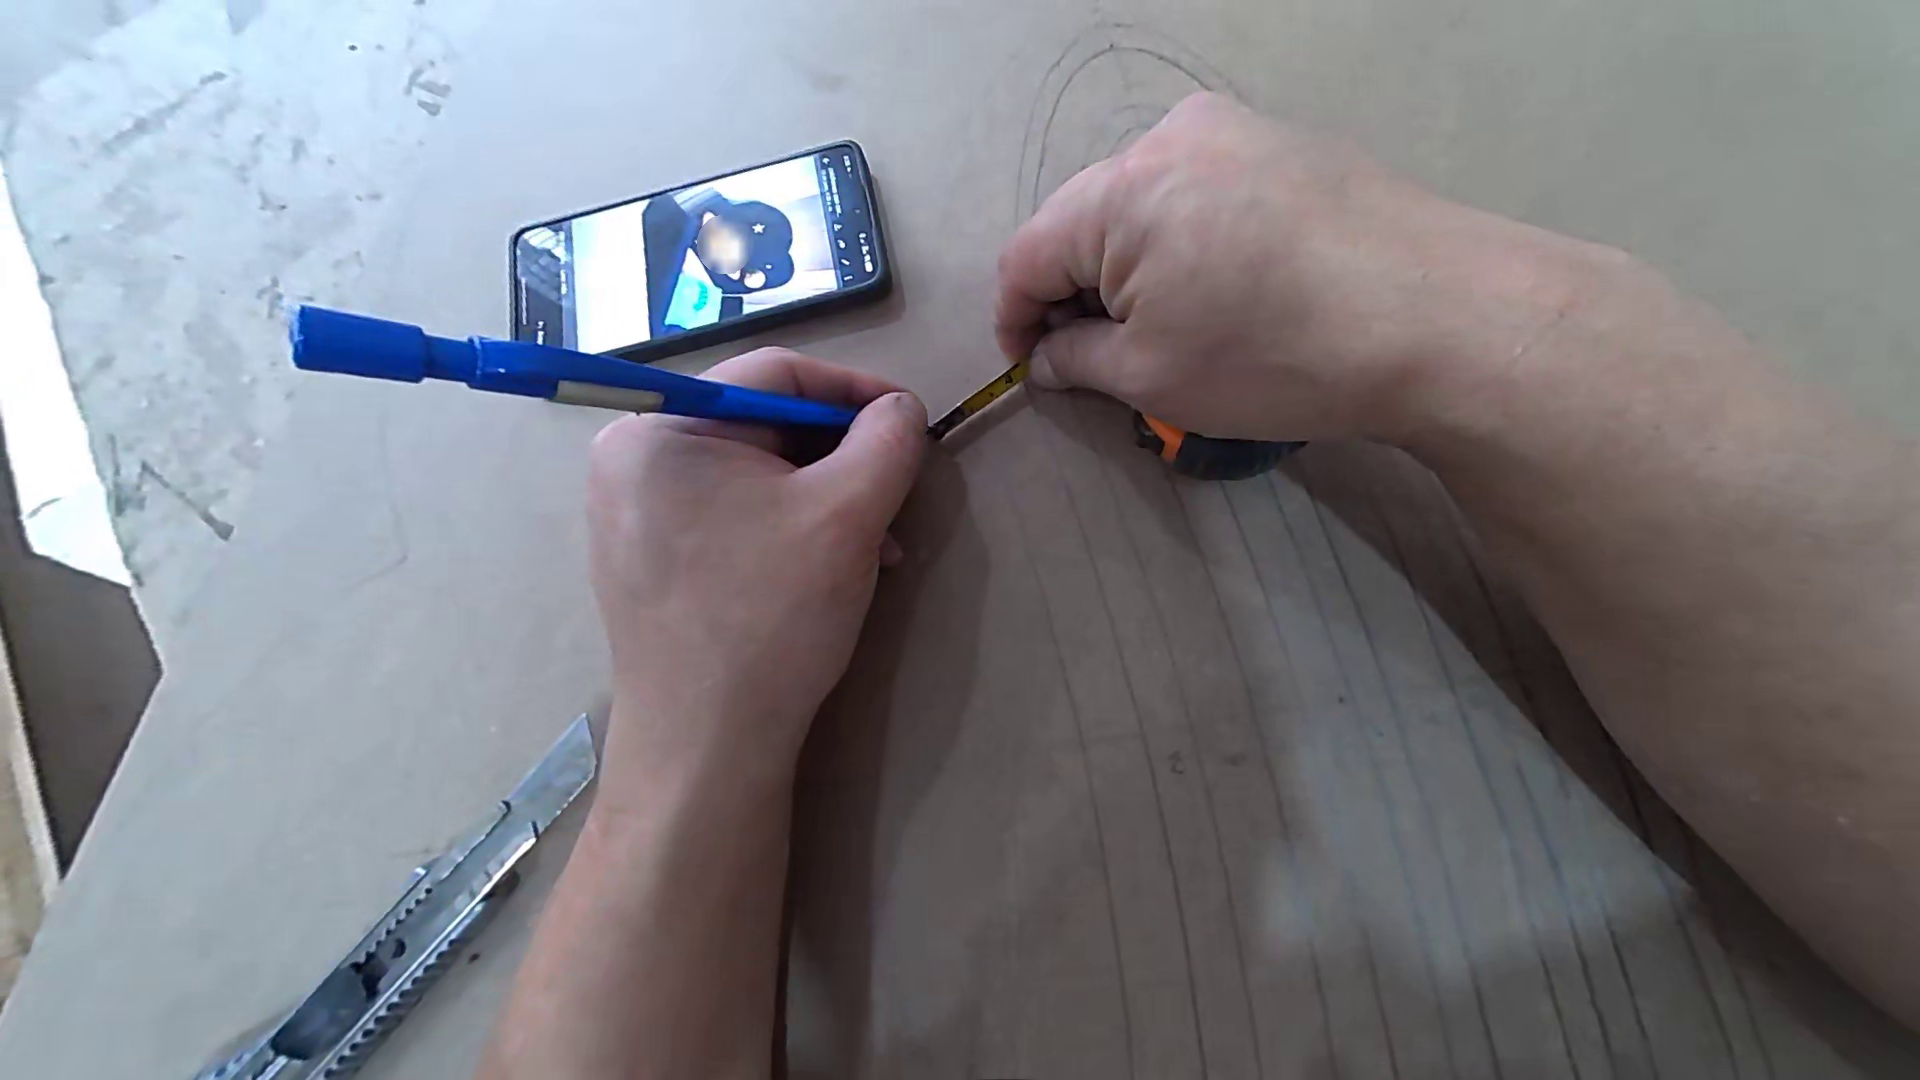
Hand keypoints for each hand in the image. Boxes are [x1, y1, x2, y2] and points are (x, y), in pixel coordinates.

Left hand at [586, 348, 925, 800]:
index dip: (855, 389)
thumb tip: (902, 407)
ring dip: (830, 501)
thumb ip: (887, 442)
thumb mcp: (847, 515)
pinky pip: (742, 517)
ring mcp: (640, 514)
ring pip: (761, 477)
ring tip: (878, 546)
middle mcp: (636, 461)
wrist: (709, 746)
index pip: (777, 375)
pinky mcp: (658, 559)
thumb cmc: (771, 618)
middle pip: (768, 428)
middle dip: (845, 460)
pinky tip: (835, 568)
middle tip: (895, 495)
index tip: (910, 417)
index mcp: (662, 429)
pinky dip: (797, 530)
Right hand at [995, 91, 1607, 445]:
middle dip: (1066, 297)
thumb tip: (1044, 359)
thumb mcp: (1148, 376)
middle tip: (1087, 358)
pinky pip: (1189, 196)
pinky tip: (1201, 293)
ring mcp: (1231, 131)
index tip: (1027, 368)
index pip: (1025, 256)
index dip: (1012, 319)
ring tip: (1148, 331)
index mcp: (1121, 192)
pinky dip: (1169, 249)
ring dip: (1118, 274)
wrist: (1442, 322)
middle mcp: (1168, 139)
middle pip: (1077, 225)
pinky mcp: (1278, 146)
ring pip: (1133, 209)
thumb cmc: (1270, 358)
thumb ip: (1074, 360)